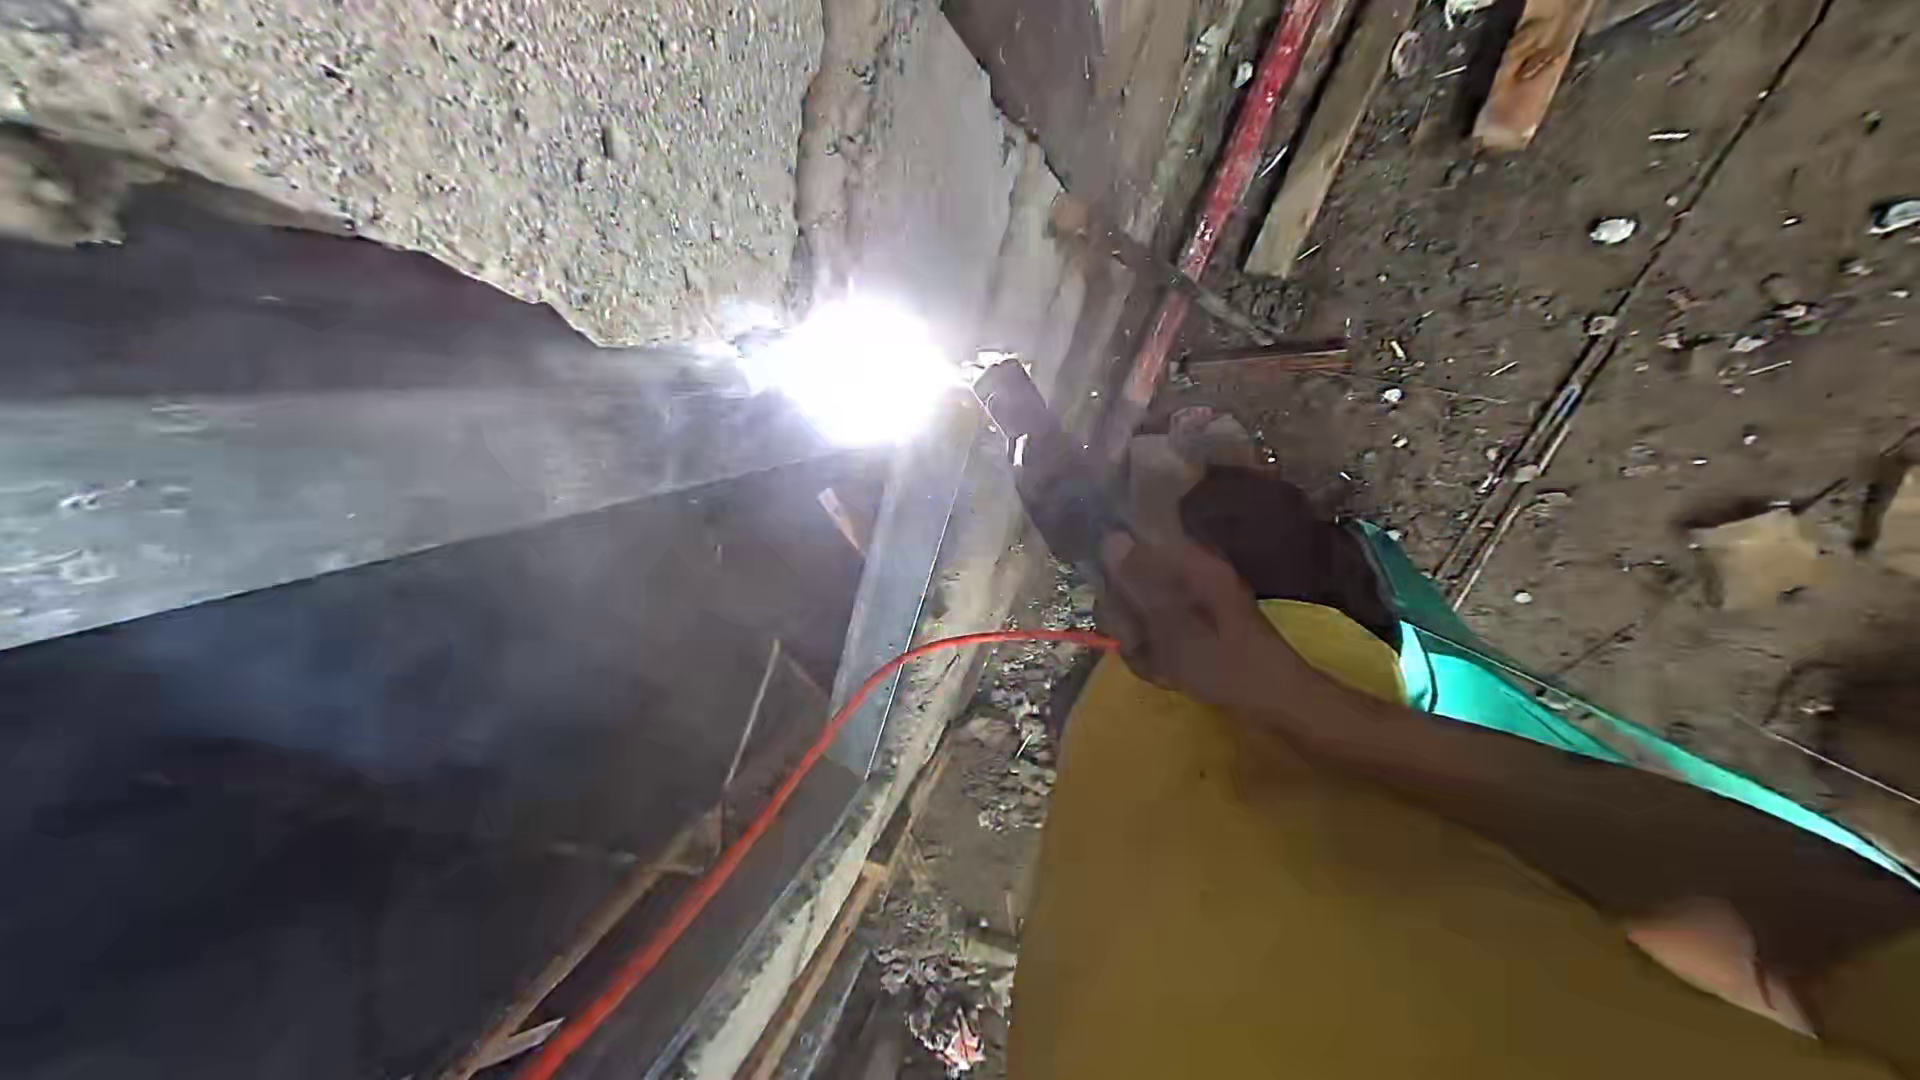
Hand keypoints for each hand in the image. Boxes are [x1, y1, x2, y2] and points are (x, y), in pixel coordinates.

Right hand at [1097, 532, 1312, 709]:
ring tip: (1160, 668)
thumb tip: (1110, 537)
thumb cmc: (1226, 662)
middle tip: (1139, 643)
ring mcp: (1188, 604)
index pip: (1132, 548)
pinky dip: (1154, 657)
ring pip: (1137, 614)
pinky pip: (1153, 634)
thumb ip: (1138, 580)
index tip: (1120, 609)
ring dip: (1139, 644)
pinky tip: (1167, 675)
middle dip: (1126, 620)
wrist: (1274, 702)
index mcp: (1188, 563)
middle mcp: (1186, 576)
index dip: (1116, 578)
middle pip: (1130, 584)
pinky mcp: (1190, 628)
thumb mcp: (1174, 623)